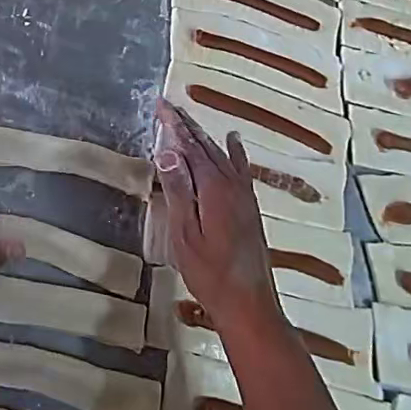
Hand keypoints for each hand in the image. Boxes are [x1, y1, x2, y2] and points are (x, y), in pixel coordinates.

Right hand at [153, 100, 282, 329]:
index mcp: (214, 188)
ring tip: (187, 120)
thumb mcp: (184, 234)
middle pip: (206, 146)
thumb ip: (178, 191)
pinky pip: (239, 168)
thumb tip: (168, 152)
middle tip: (168, 107)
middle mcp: (232, 185)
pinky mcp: (249, 206)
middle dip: (186, 125)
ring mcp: (244, 195)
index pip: (190, 147)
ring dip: (203, 136)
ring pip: (221, 155)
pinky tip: (233, 141)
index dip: (174, 125)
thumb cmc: (210, 273)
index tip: (161, 106)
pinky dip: (232, 151)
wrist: (248, 303)